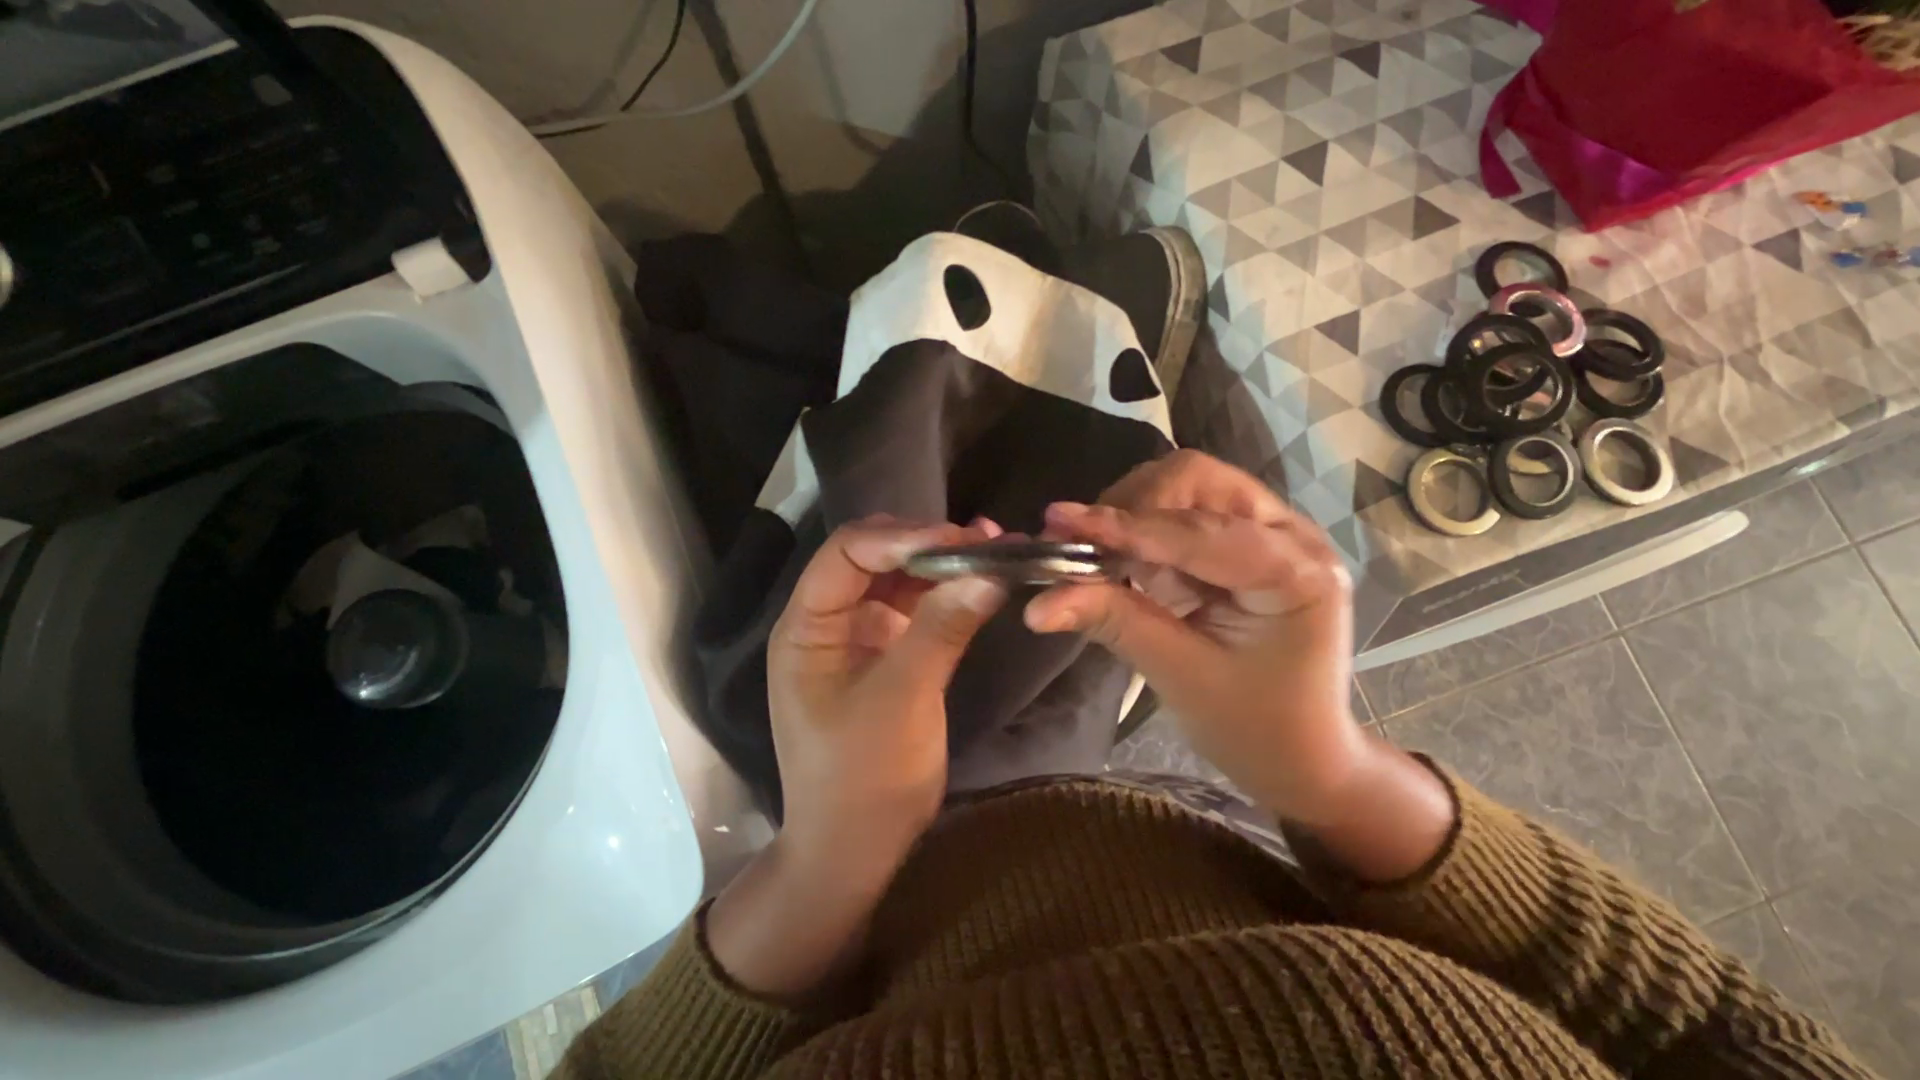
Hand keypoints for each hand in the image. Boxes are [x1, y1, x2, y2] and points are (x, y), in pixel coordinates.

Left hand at [709, 517, 1005, 1000]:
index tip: (963, 540)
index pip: (847, 554)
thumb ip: (940, 629)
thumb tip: (990, 570)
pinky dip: (946, 597)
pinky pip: (914, 613)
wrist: (855, 851)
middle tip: (987, 541)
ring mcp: (855, 641)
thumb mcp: (902, 700)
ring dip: (941, 566)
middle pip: (872, 560)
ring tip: (996, 552)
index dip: (903, 538)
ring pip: (896, 582)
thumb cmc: (864, 779)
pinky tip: (982, 586)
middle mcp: (826, 624)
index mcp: (806, 628)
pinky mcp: (884, 660)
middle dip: (926, 545)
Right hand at [1026, 450, 1452, 879]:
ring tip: (1102, 556)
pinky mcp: (1249, 540)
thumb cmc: (1254, 729)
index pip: (1196, 530)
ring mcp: (1275, 532)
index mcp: (1297, 574)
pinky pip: (1188, 511)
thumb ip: (1115, 623)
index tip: (1057, 521)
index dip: (1122, 525)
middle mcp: (1294, 536)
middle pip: (1198, 480)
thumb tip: (1037, 604)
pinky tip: (1124, 560)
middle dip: (1133, 505)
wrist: (1302, 755)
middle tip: (1082, 544)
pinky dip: (1148, 528)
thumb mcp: (1181, 676)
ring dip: (1137, 512)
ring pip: (1190, 486)